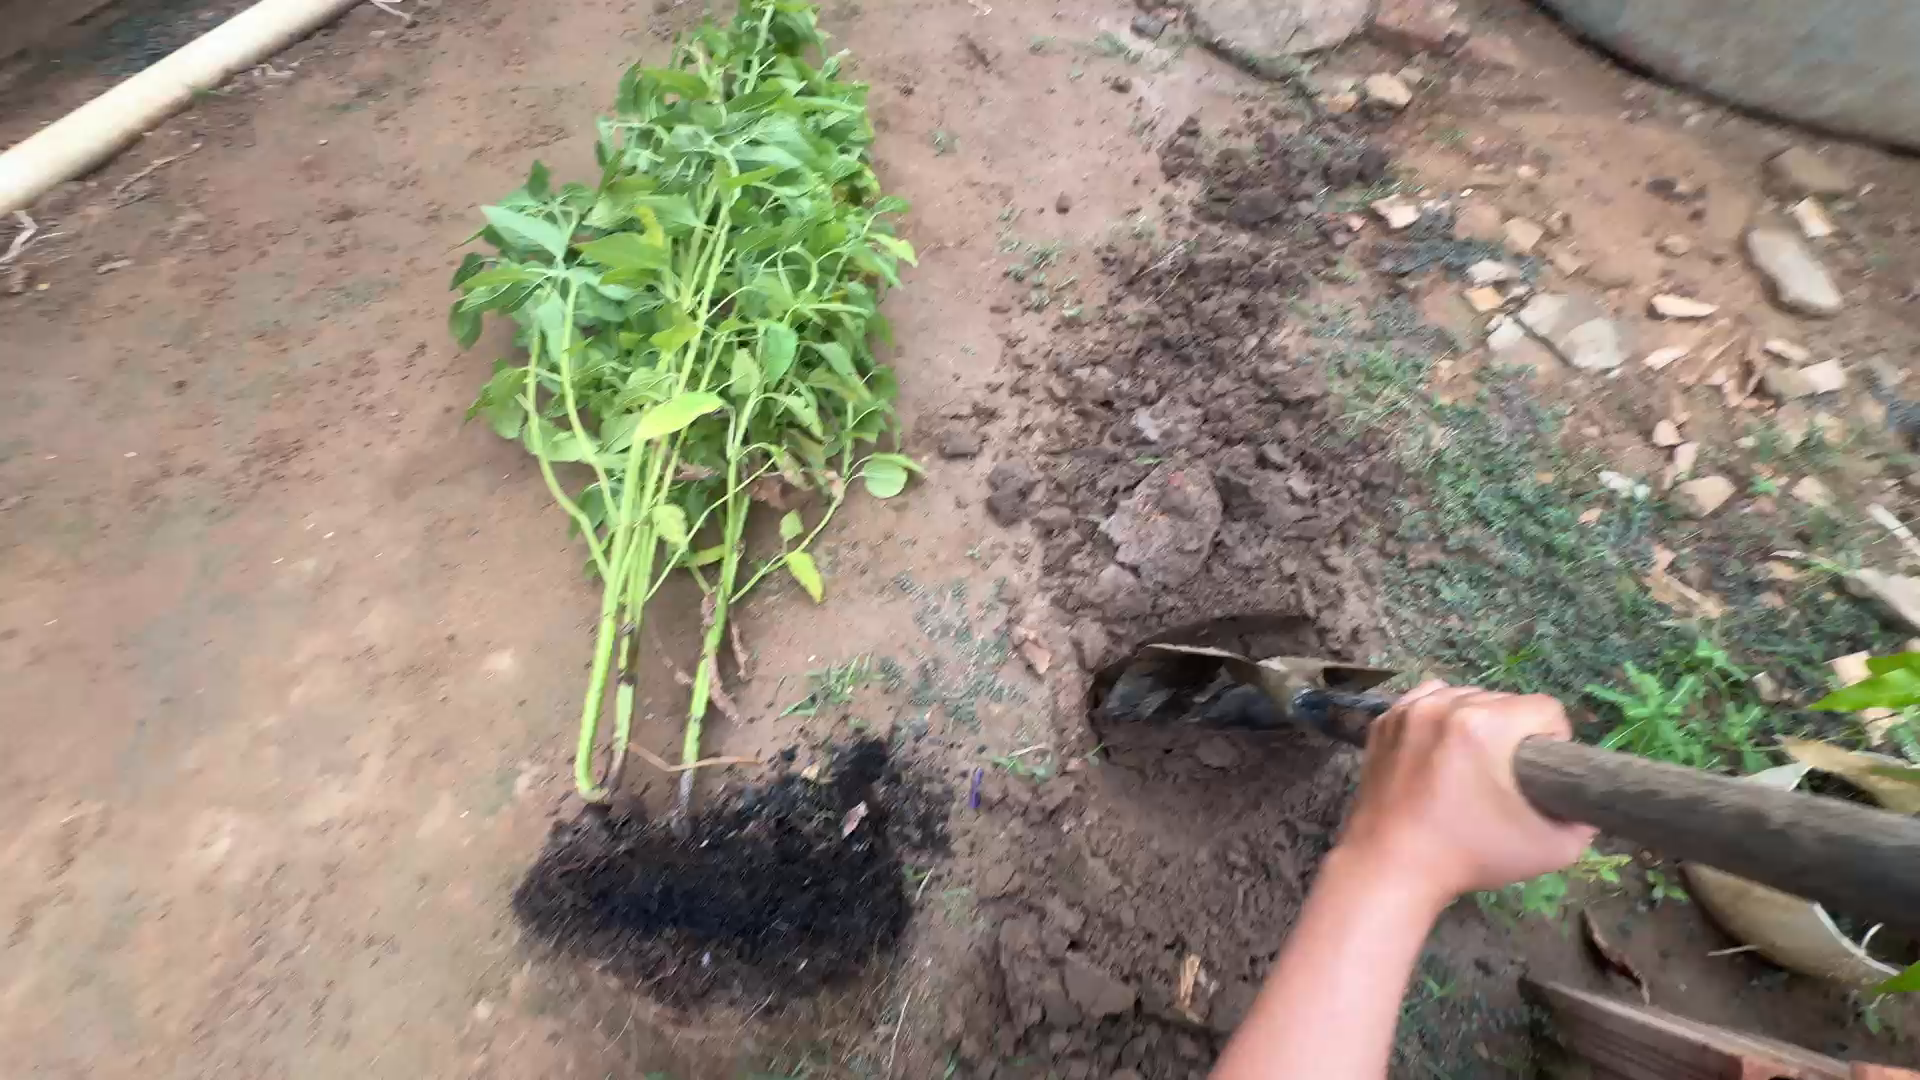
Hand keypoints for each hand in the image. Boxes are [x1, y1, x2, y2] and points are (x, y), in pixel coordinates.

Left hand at [1336, 680, 1595, 906]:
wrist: (1393, 859)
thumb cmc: (1471, 853)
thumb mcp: (1553, 847)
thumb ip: (1582, 817)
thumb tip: (1579, 802)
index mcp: (1482, 725)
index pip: (1545, 708)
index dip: (1556, 739)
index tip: (1543, 770)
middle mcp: (1441, 707)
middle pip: (1500, 699)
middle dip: (1514, 729)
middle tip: (1506, 770)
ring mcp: (1406, 710)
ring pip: (1460, 695)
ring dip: (1476, 718)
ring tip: (1476, 757)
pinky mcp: (1382, 721)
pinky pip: (1422, 700)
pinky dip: (1438, 714)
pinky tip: (1442, 742)